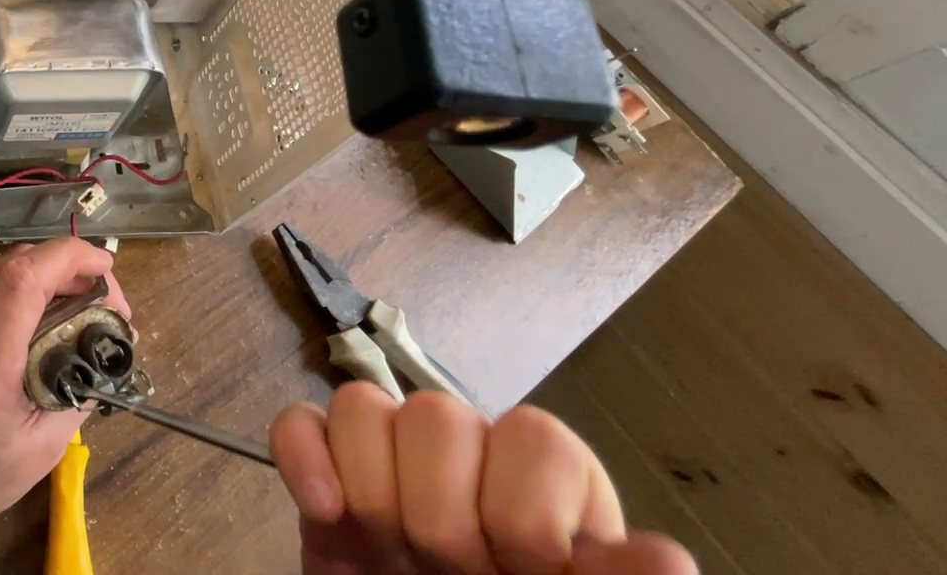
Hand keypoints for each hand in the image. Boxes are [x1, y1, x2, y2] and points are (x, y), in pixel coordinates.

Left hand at [0, 237, 128, 531]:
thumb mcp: (43, 446)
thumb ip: (79, 390)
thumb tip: (109, 346)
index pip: (23, 279)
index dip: (70, 258)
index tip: (106, 268)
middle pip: (19, 261)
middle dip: (71, 265)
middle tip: (106, 300)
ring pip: (6, 263)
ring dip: (51, 270)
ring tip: (84, 304)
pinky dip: (28, 282)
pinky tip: (50, 310)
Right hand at [270, 383, 696, 574]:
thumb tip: (664, 561)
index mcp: (545, 491)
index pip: (535, 439)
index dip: (522, 507)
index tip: (521, 572)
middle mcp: (464, 460)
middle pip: (437, 413)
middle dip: (439, 507)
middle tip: (450, 573)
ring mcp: (384, 465)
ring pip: (362, 405)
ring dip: (373, 487)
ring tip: (388, 554)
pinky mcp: (320, 479)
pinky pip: (298, 424)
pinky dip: (303, 456)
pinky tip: (324, 513)